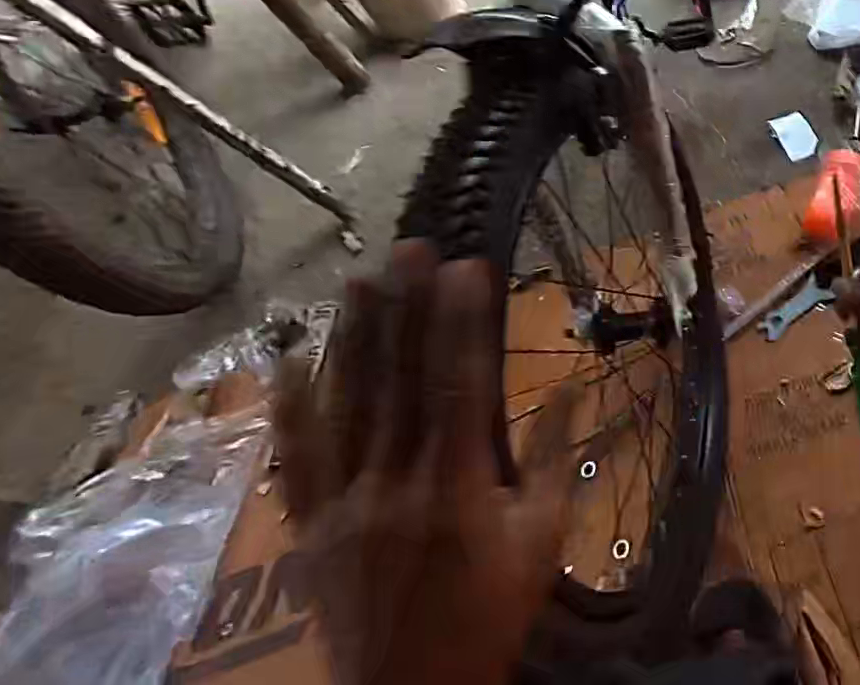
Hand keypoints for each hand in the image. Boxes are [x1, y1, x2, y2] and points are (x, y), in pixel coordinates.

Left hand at [276, 241, 580, 684]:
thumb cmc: (492, 611)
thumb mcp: (543, 540)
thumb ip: (557, 459)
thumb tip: (571, 387)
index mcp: (460, 486)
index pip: (460, 384)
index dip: (463, 321)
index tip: (467, 266)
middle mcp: (398, 482)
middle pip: (400, 381)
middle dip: (408, 308)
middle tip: (410, 248)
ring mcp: (346, 502)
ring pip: (348, 405)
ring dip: (355, 338)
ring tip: (360, 280)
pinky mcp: (312, 524)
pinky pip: (299, 458)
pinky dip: (292, 407)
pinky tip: (288, 358)